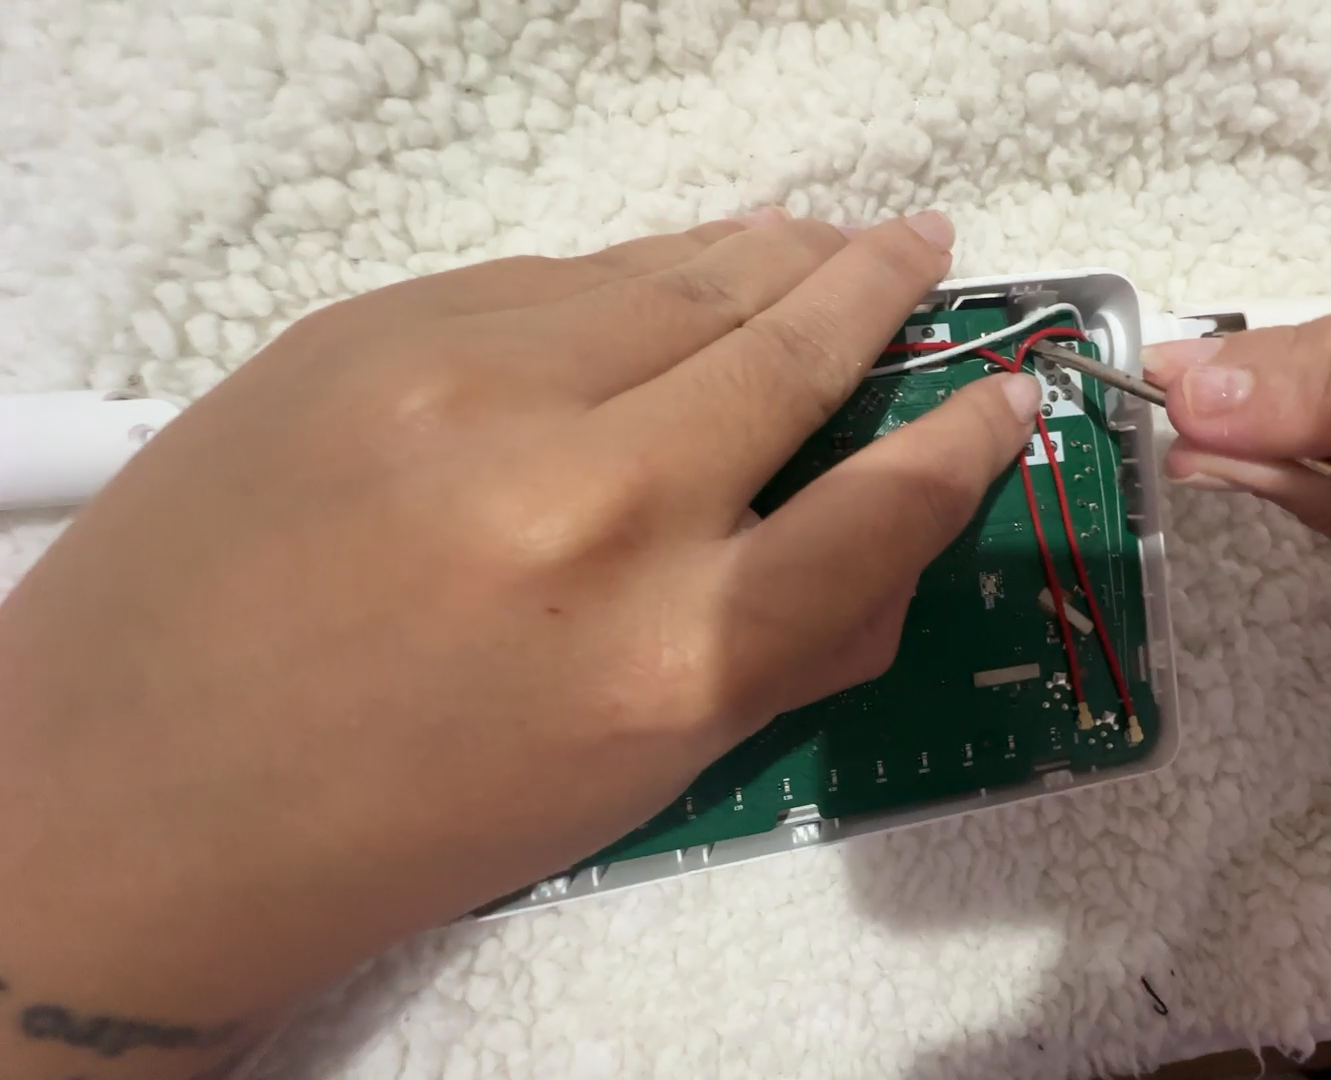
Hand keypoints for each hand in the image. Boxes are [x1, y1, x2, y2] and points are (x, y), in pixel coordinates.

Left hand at [0, 210, 1041, 1064]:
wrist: (127, 798)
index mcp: (678, 649)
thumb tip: (905, 527)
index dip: (967, 439)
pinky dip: (666, 265)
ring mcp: (469, 389)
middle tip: (928, 246)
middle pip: (793, 353)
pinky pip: (577, 275)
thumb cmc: (445, 805)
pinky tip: (706, 262)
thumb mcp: (666, 760)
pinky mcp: (373, 326)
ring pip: (688, 280)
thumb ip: (812, 639)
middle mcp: (594, 502)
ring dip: (785, 254)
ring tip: (842, 236)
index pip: (885, 506)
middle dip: (880, 288)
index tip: (1009, 393)